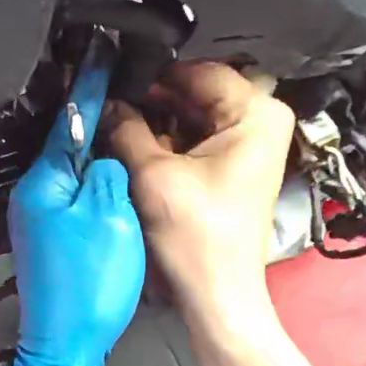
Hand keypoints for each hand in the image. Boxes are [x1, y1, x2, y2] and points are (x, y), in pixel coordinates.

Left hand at [7, 80, 146, 365]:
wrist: (66, 344)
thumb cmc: (88, 284)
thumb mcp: (109, 217)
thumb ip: (106, 172)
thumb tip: (103, 151)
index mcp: (43, 183)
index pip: (69, 121)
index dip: (90, 88)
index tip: (100, 55)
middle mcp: (33, 196)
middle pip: (68, 145)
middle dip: (97, 122)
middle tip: (130, 97)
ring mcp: (38, 219)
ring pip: (72, 173)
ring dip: (98, 156)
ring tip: (129, 135)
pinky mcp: (49, 238)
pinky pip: (73, 198)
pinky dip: (94, 186)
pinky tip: (114, 184)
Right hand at [109, 62, 294, 329]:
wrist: (216, 294)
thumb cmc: (198, 240)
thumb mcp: (153, 176)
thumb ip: (125, 129)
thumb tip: (104, 103)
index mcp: (257, 114)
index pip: (198, 72)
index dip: (153, 76)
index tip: (114, 82)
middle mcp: (262, 123)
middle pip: (196, 93)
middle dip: (153, 102)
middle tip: (111, 109)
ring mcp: (250, 146)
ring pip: (193, 117)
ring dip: (157, 124)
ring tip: (119, 130)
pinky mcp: (234, 168)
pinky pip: (197, 140)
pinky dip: (169, 145)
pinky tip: (139, 151)